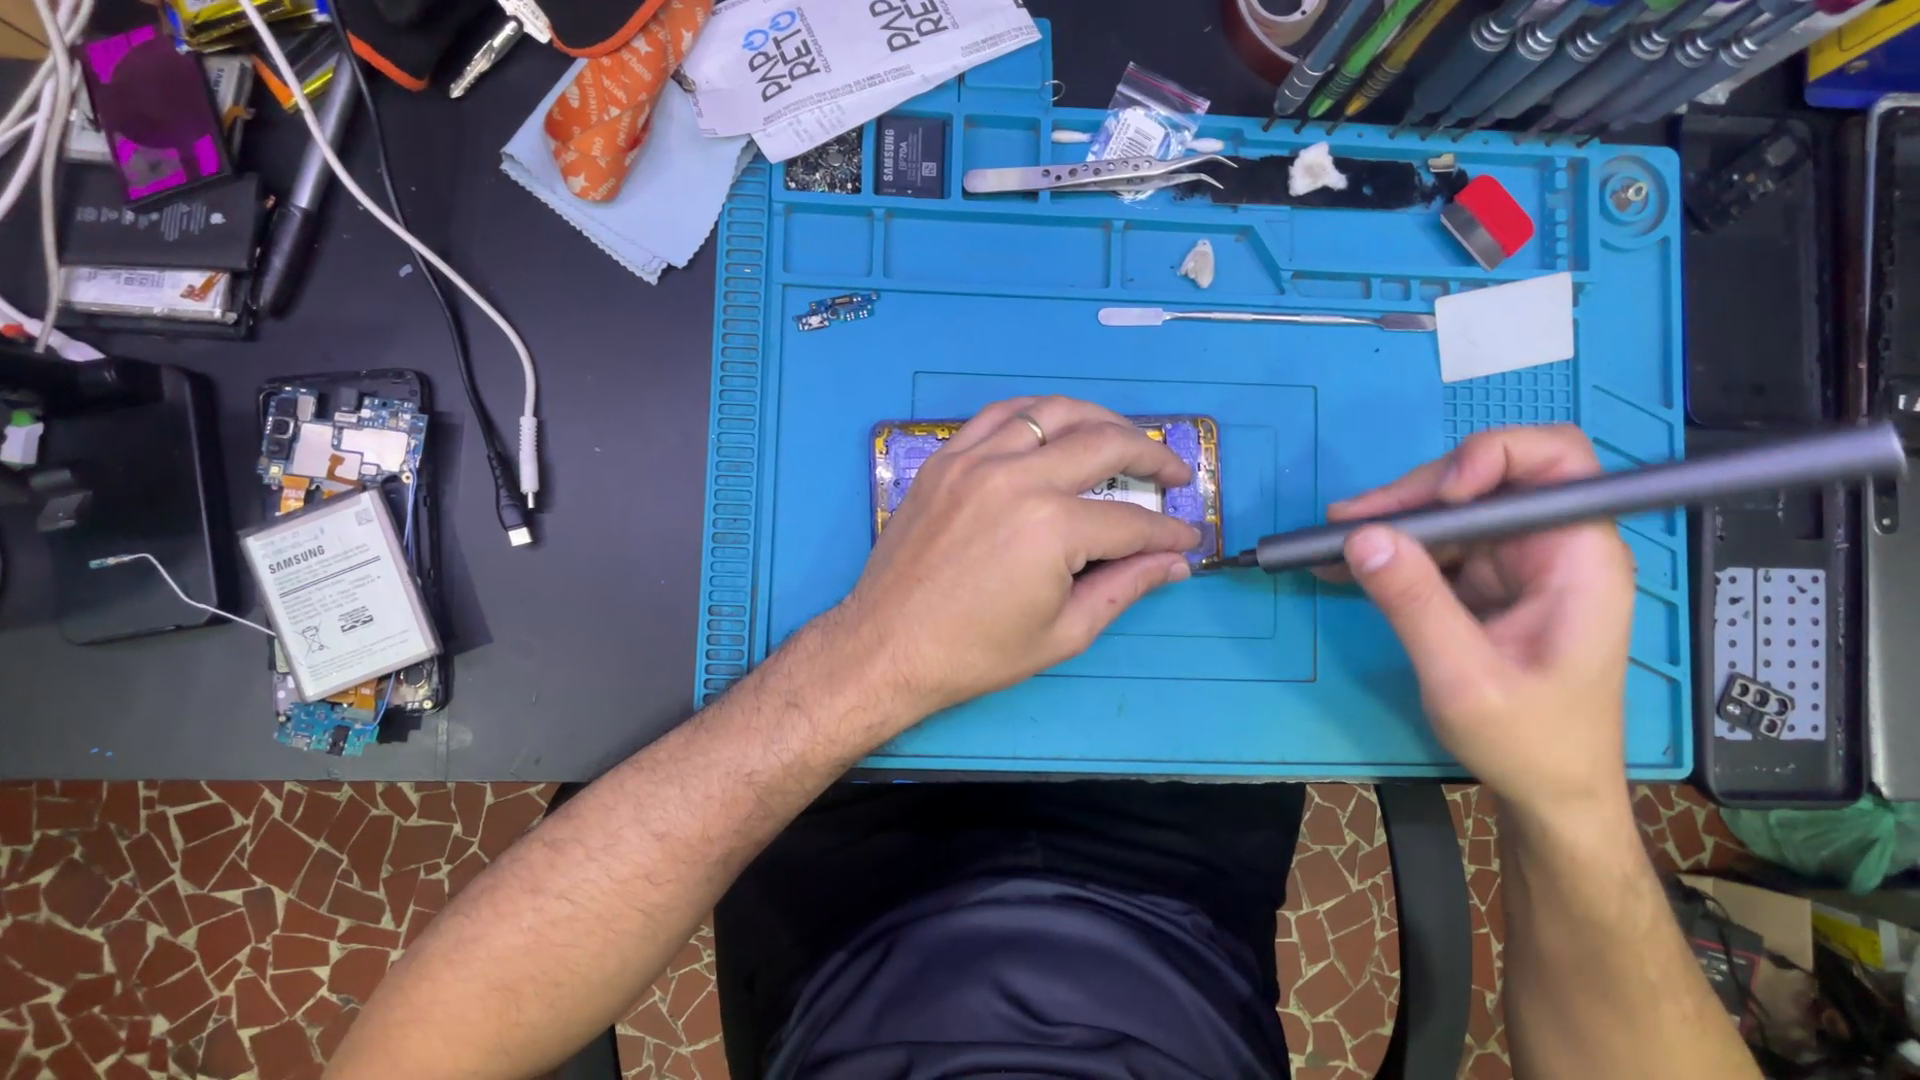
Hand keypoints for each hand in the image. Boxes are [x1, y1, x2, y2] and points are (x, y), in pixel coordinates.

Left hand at [836, 396, 1200, 716]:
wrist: (888, 646)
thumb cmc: (976, 653)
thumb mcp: (1064, 632)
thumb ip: (1126, 587)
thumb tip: (1175, 562)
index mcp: (1051, 527)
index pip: (1131, 520)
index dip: (1168, 531)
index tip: (1187, 537)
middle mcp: (1017, 478)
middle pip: (1103, 444)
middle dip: (1152, 456)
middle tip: (1174, 473)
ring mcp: (974, 461)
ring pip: (1052, 413)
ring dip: (1099, 420)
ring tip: (1123, 438)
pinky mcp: (945, 460)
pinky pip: (999, 416)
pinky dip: (1036, 415)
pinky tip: (1054, 428)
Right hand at [1328, 426, 1636, 817]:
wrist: (1548, 792)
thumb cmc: (1528, 742)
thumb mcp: (1463, 679)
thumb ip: (1415, 604)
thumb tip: (1363, 537)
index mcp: (1578, 558)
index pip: (1554, 461)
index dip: (1489, 456)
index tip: (1433, 499)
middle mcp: (1552, 547)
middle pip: (1484, 481)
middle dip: (1413, 496)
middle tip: (1347, 523)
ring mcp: (1518, 564)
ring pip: (1450, 513)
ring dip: (1390, 524)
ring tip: (1328, 545)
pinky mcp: (1488, 583)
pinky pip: (1435, 548)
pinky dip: (1389, 553)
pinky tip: (1341, 565)